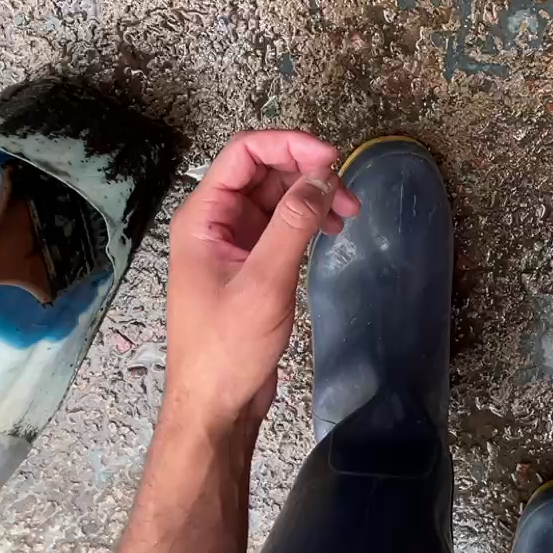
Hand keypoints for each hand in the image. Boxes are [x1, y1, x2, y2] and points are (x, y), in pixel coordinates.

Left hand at [159, 131, 360, 433]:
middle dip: (308, 172)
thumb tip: (324, 175)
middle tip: (346, 191)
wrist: (216, 407)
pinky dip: (310, 217)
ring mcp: (234, 239)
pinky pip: (283, 220)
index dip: (289, 144)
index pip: (245, 152)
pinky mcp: (252, 259)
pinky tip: (332, 230)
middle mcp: (216, 219)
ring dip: (313, 194)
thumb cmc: (227, 347)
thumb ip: (293, 223)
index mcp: (203, 215)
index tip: (330, 158)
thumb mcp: (264, 281)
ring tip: (348, 213)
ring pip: (278, 193)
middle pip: (265, 169)